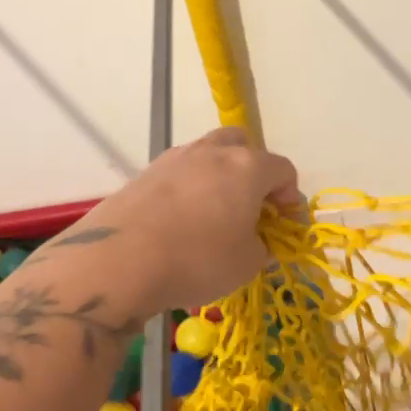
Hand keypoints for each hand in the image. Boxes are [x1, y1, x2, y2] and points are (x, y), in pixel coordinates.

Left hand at [60, 127, 300, 312]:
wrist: (119, 260)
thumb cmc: (197, 259)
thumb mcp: (246, 264)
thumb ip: (261, 247)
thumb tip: (256, 240)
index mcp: (248, 167)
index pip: (283, 170)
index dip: (290, 197)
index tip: (287, 224)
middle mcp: (212, 152)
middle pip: (243, 146)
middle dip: (254, 172)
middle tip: (252, 207)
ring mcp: (175, 158)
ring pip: (208, 155)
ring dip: (218, 177)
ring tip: (215, 214)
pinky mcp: (145, 173)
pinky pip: (179, 174)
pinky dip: (189, 189)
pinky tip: (182, 221)